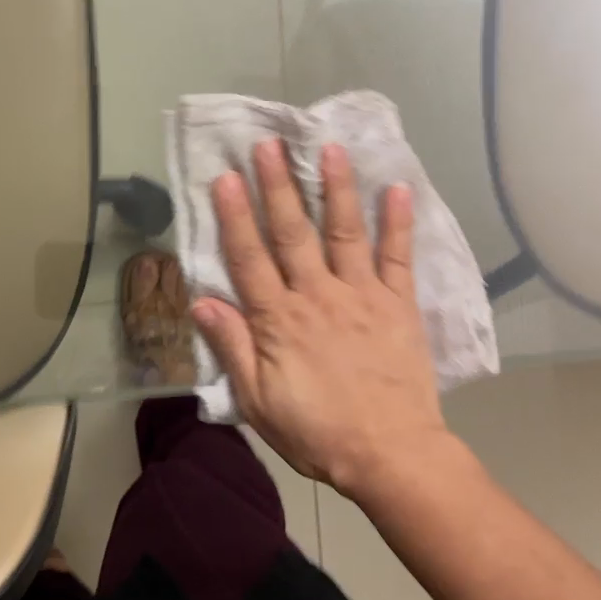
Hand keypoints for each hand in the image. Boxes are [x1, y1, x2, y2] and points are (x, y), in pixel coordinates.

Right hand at [191, 138, 450, 496]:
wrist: (389, 454)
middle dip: (277, 186)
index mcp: (278, 321)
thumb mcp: (257, 400)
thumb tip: (201, 302)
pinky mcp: (399, 305)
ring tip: (328, 148)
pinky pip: (397, 257)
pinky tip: (396, 188)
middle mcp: (317, 297)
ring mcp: (361, 296)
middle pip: (292, 234)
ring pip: (343, 233)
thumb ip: (232, 347)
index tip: (224, 177)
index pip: (249, 258)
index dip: (234, 216)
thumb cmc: (315, 431)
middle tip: (268, 144)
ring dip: (334, 189)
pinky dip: (397, 222)